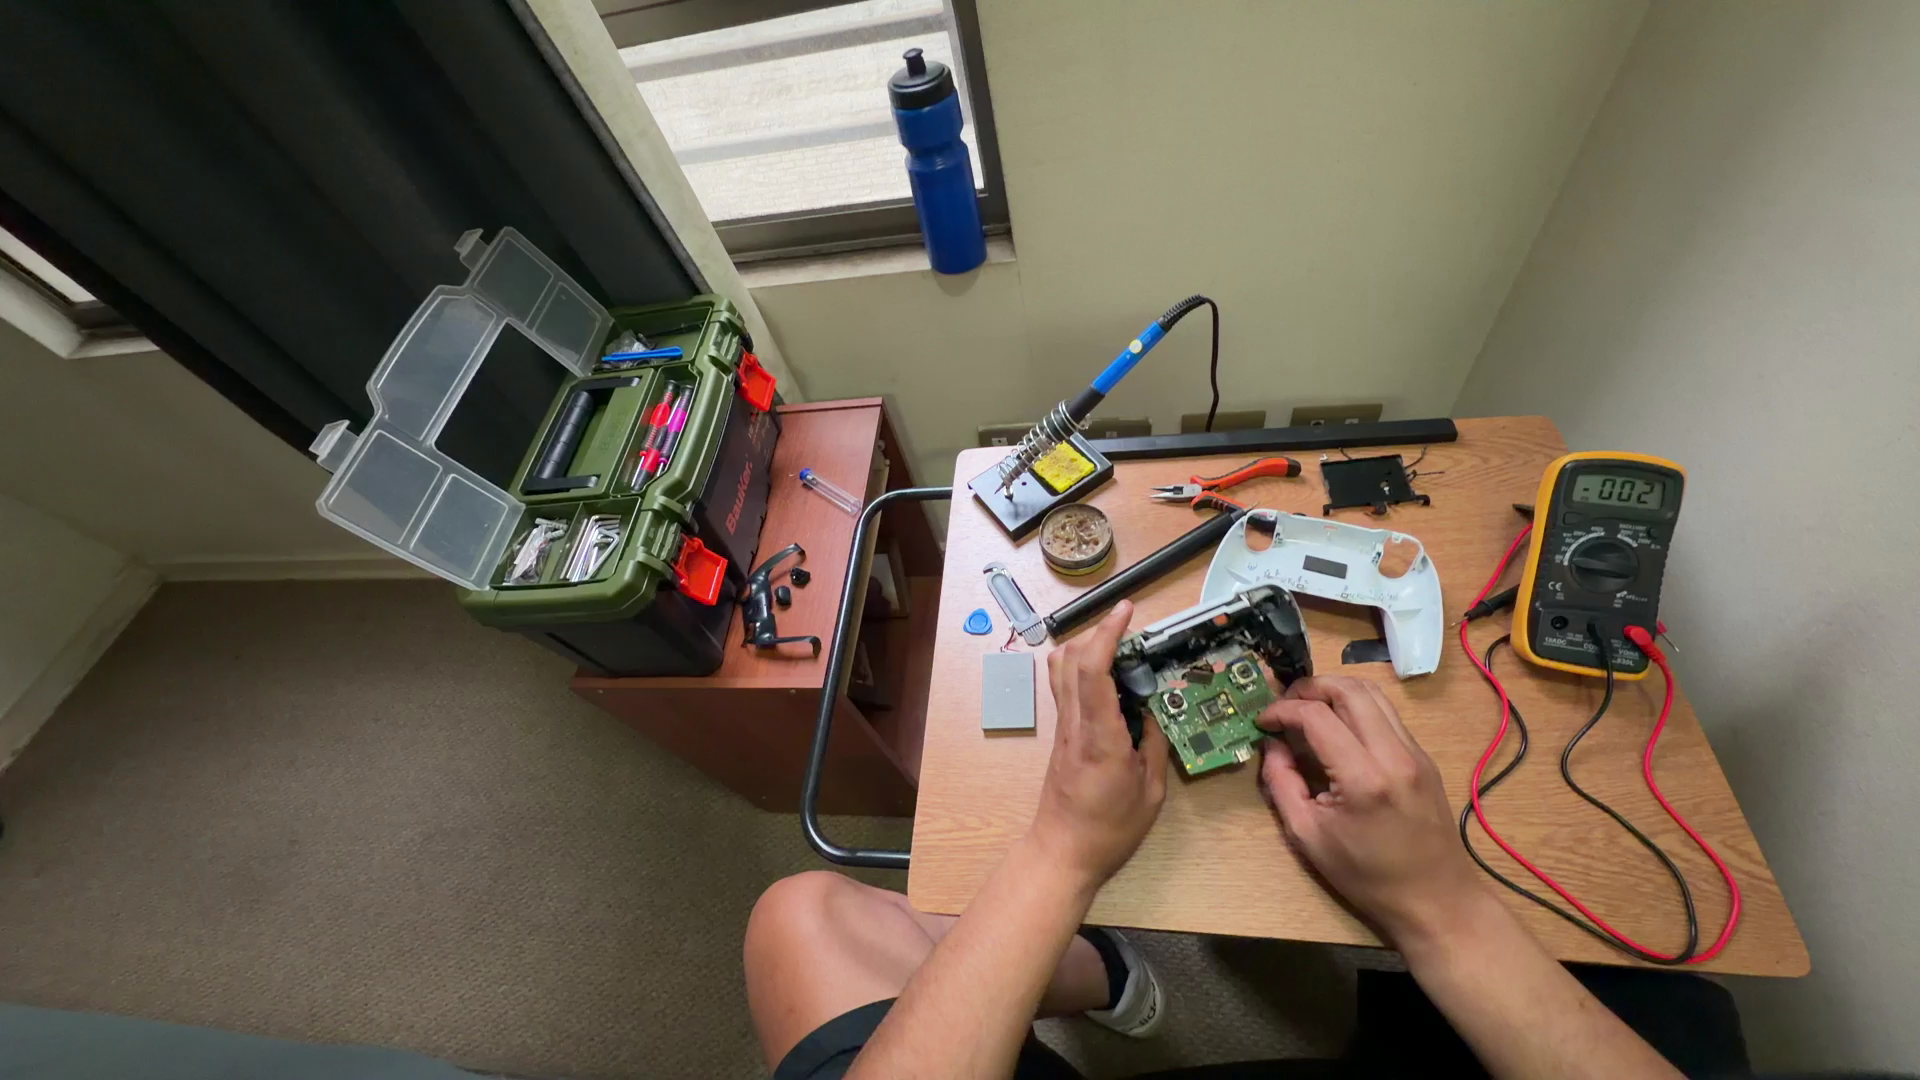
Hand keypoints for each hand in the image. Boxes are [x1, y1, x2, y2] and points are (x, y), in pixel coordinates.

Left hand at [1029, 600, 1170, 888]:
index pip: (1093, 671)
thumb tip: (1151, 709)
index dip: (1106, 634)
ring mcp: (1062, 726)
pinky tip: (1105, 676)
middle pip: (1070, 659)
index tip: (1125, 611)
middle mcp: (1074, 723)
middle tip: (1128, 627)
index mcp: (1100, 737)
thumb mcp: (1151, 793)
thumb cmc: (1110, 830)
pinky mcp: (1059, 732)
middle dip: (1097, 631)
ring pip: (1060, 668)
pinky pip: (1063, 686)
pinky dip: (1080, 667)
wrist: (1062, 851)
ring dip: (1084, 645)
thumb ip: (1154, 745)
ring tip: (1117, 646)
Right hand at [1256, 676, 1486, 945]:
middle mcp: (1394, 754)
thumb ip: (1281, 783)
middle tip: (1284, 705)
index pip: (1316, 715)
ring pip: (1372, 693)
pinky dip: (1354, 706)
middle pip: (1349, 689)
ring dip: (1333, 691)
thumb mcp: (1307, 836)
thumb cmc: (1367, 876)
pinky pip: (1385, 713)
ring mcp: (1415, 753)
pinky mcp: (1423, 757)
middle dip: (1308, 687)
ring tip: (1307, 708)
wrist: (1438, 902)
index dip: (1282, 710)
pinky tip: (1335, 728)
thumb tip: (1271, 745)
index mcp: (1363, 778)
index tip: (1262, 721)